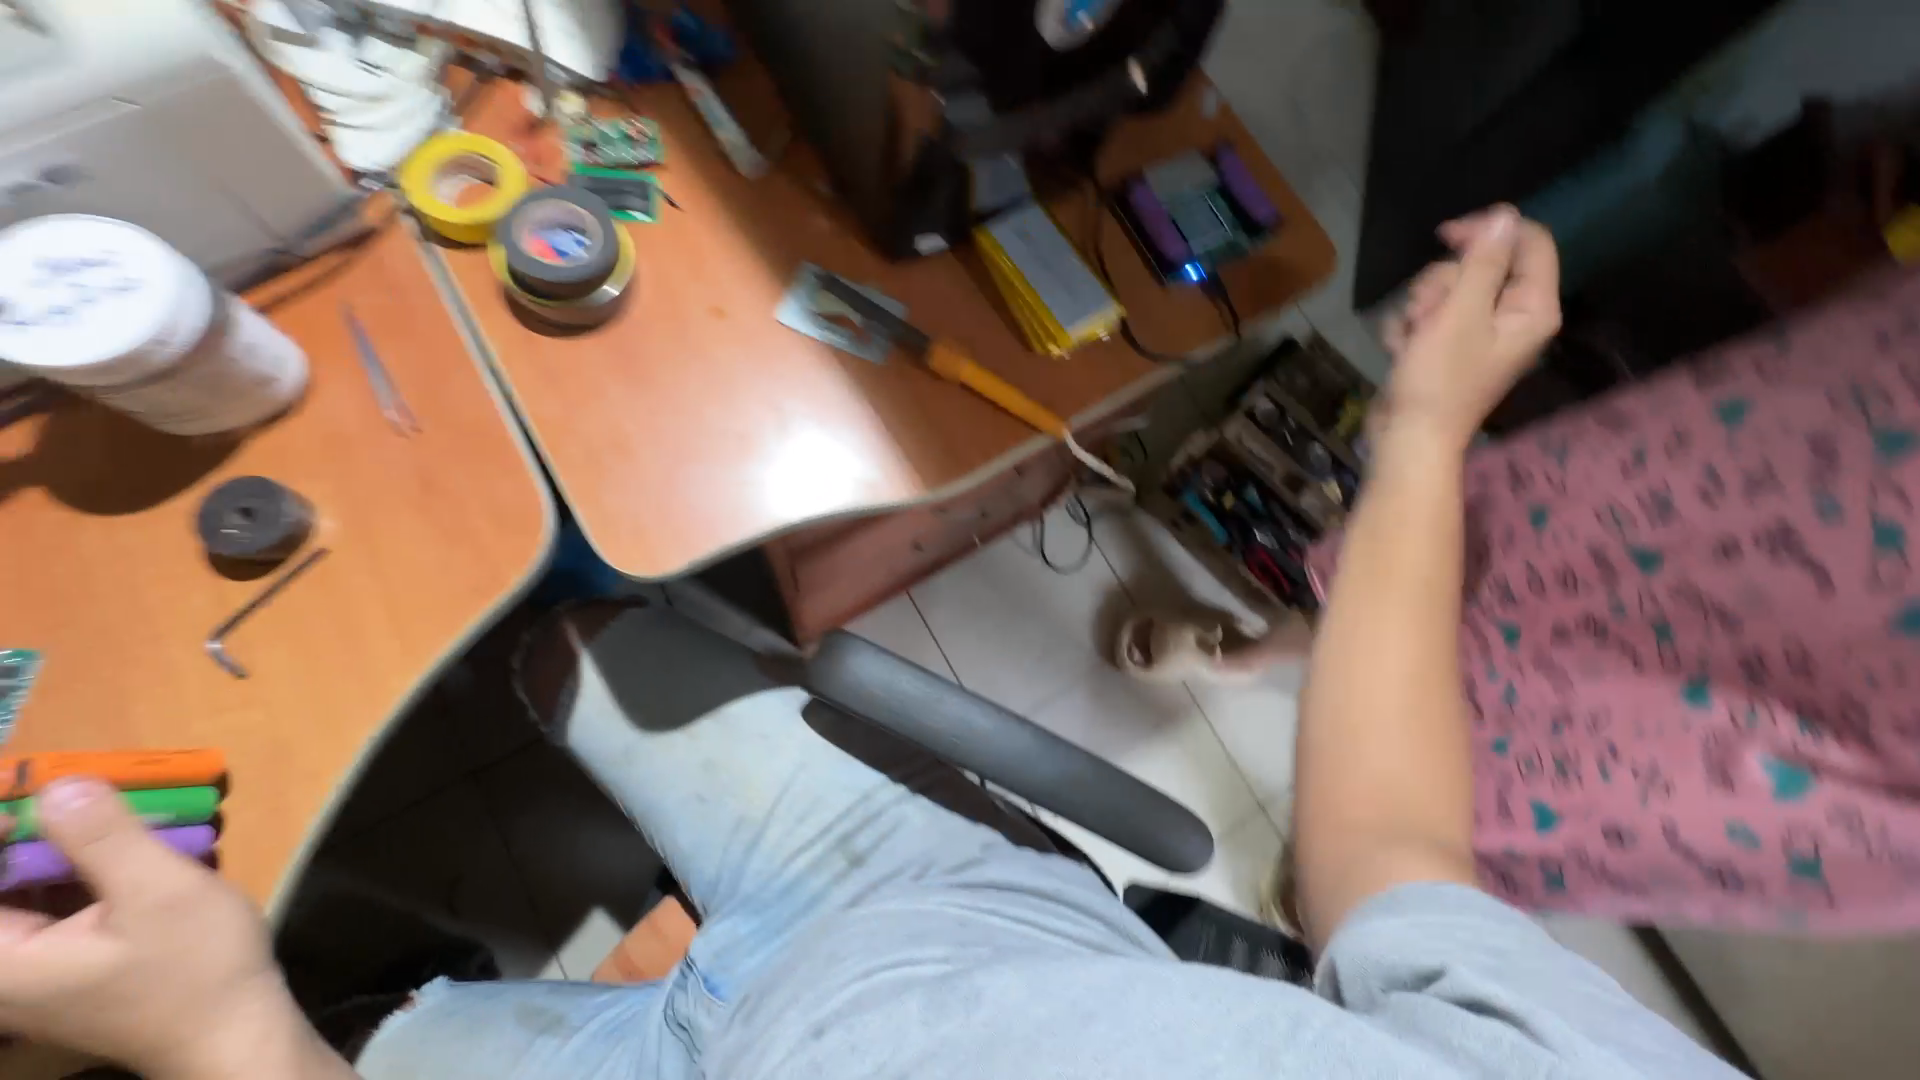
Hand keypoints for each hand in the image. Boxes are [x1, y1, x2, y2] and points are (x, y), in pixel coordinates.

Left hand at [0, 778, 316, 1078]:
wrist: (231, 1030)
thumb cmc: (195, 964)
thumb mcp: (160, 892)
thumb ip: (105, 839)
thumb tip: (59, 783)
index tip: (40, 787)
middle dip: (31, 833)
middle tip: (83, 791)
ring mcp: (26, 974)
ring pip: (21, 896)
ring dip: (58, 851)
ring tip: (107, 814)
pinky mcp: (60, 970)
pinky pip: (45, 910)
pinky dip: (74, 875)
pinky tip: (124, 856)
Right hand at [1380, 205, 1560, 447]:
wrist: (1407, 437)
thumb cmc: (1439, 380)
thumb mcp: (1460, 314)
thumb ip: (1484, 262)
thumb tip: (1504, 215)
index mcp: (1532, 307)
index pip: (1528, 242)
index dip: (1488, 231)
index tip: (1445, 235)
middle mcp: (1510, 316)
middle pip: (1478, 266)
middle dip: (1441, 284)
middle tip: (1426, 313)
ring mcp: (1475, 332)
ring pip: (1445, 290)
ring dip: (1418, 308)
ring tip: (1410, 338)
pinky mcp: (1444, 346)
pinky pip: (1427, 315)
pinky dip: (1408, 328)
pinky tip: (1400, 349)